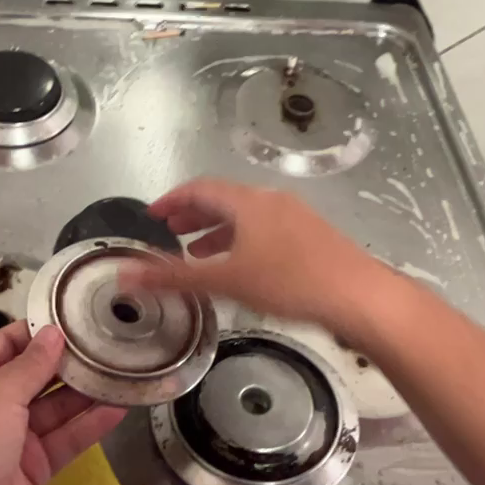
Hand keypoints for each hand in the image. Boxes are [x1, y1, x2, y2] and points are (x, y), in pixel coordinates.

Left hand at [0, 324, 126, 484]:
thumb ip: (31, 364)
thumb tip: (53, 332)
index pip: (6, 344)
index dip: (37, 331)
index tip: (76, 318)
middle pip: (35, 375)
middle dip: (68, 361)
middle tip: (110, 342)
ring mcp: (14, 438)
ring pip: (56, 407)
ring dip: (86, 392)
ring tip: (122, 370)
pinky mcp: (35, 467)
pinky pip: (66, 439)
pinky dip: (90, 425)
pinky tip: (119, 407)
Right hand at [123, 178, 388, 333]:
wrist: (359, 296)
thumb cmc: (289, 282)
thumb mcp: (225, 280)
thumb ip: (173, 277)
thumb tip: (125, 275)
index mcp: (248, 202)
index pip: (199, 189)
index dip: (171, 200)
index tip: (151, 215)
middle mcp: (271, 200)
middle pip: (223, 199)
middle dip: (193, 215)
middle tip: (169, 233)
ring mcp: (295, 217)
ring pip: (245, 216)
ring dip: (217, 231)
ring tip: (197, 254)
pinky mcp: (311, 236)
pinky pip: (264, 229)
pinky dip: (241, 241)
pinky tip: (240, 268)